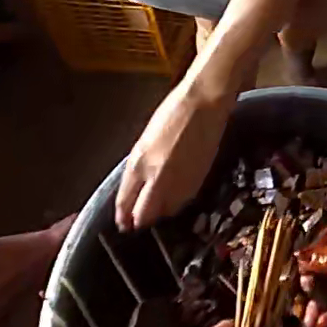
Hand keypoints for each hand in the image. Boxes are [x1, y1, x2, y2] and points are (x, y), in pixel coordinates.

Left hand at [116, 77, 232, 228]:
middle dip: (138, 220)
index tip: (122, 223)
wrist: (204, 104)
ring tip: (157, 207)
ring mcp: (178, 183)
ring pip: (164, 212)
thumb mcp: (147, 139)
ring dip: (159, 213)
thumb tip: (138, 187)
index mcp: (138, 163)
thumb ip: (141, 166)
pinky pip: (182, 202)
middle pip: (143, 215)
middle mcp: (156, 178)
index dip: (123, 216)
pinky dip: (176, 203)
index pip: (125, 201)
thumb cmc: (173, 112)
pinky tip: (175, 195)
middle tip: (137, 222)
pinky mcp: (197, 182)